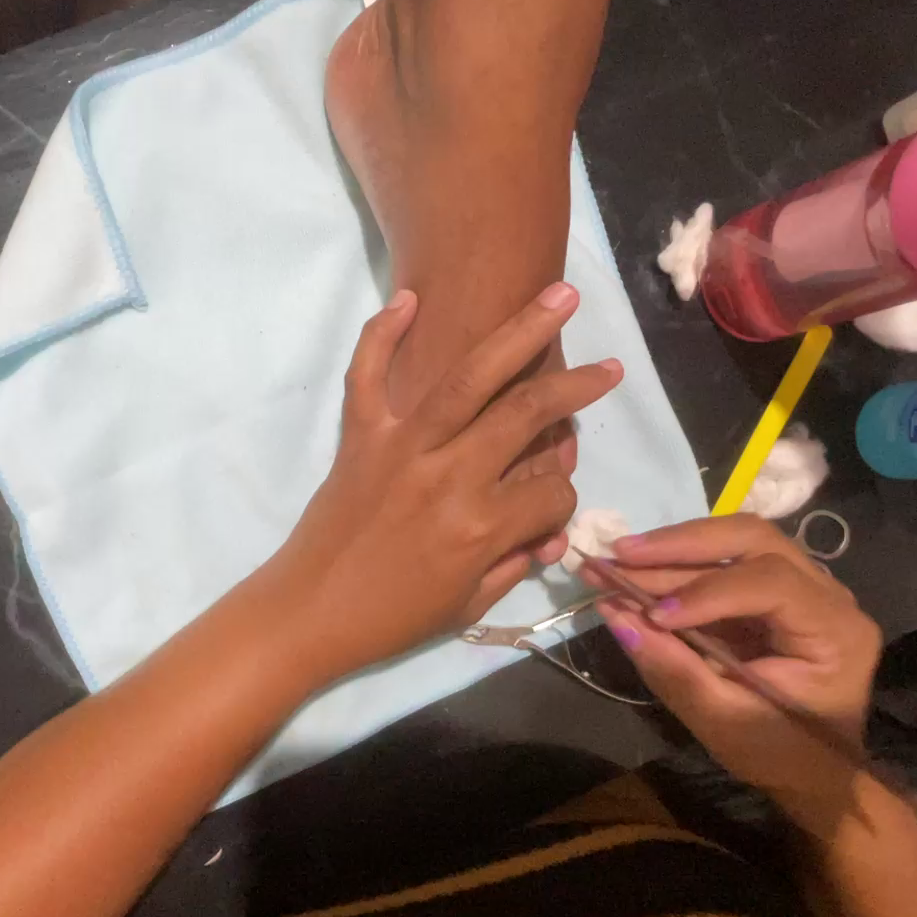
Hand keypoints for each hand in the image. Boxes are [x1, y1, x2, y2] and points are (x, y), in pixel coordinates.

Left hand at [263, 284, 622, 680]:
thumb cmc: (391, 619)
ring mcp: (400, 447)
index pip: (553, 491)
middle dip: (577, 388)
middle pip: (528, 414)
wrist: (308, 613)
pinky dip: (381, 335)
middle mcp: (449, 475)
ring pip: (469, 378)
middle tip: (608, 367)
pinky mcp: (359, 436)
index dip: (562, 501)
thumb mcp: (468, 606)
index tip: (548, 511)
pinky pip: (367, 375)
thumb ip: (514, 563)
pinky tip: (409, 301)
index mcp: (481, 527)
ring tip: (559, 297)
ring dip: (520, 332)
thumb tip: (546, 533)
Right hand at [590, 515, 882, 805]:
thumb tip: (614, 615)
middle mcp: (825, 593)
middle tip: (618, 554)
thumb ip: (672, 668)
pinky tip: (630, 570)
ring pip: (733, 540)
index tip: (652, 617)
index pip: (769, 583)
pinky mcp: (765, 589)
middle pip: (752, 540)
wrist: (809, 770)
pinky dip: (673, 563)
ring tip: (610, 559)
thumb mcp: (722, 721)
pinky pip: (719, 561)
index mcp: (834, 631)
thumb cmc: (777, 751)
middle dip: (680, 546)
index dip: (705, 593)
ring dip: (669, 548)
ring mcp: (797, 585)